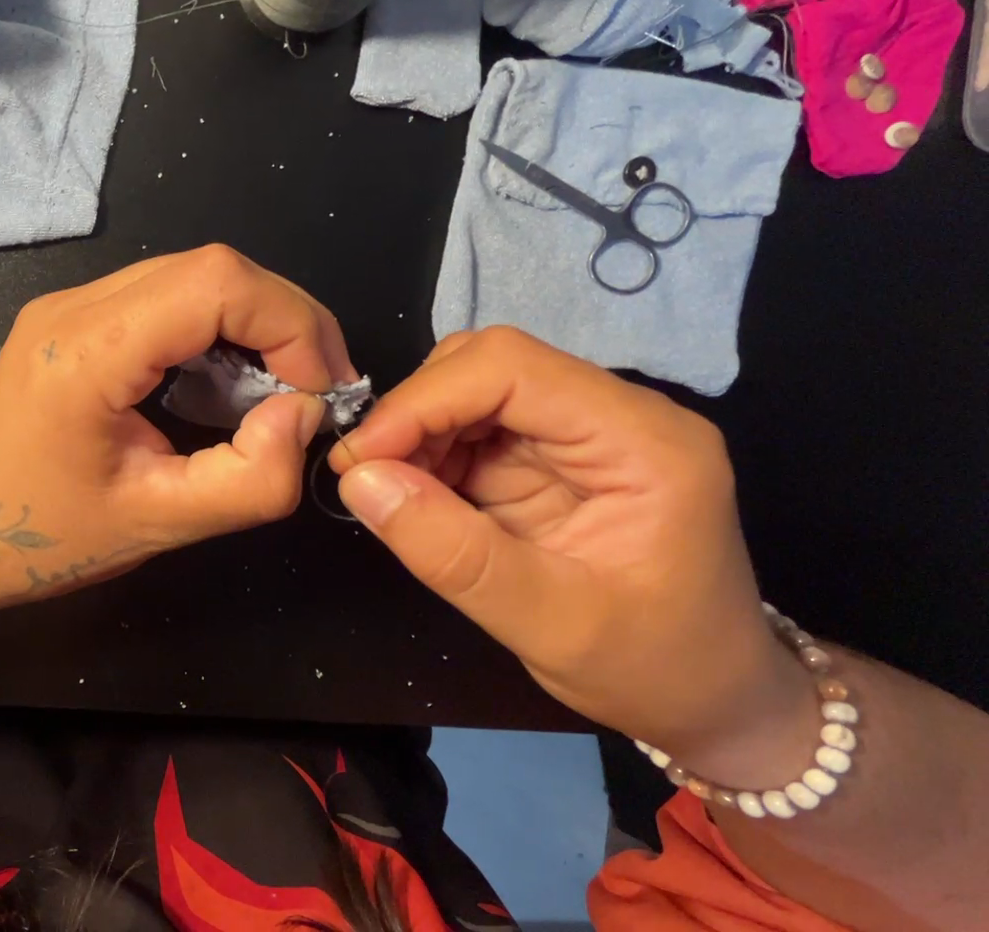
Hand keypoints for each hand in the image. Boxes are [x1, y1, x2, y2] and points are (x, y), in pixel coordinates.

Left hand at [0, 245, 354, 587]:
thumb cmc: (49, 535)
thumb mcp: (161, 523)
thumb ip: (251, 479)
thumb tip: (303, 413)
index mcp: (85, 352)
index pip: (214, 284)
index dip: (289, 323)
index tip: (319, 390)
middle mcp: (72, 308)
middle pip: (208, 267)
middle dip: (283, 320)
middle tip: (315, 388)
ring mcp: (66, 304)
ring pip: (189, 274)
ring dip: (252, 321)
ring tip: (280, 387)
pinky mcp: (71, 316)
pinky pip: (163, 295)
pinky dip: (215, 326)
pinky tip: (228, 378)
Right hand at [329, 327, 818, 786]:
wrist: (706, 700)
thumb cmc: (650, 668)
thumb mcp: (547, 624)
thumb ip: (452, 552)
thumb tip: (357, 481)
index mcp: (641, 442)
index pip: (511, 368)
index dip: (423, 400)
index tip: (361, 459)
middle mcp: (611, 417)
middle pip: (486, 365)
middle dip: (413, 412)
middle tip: (365, 477)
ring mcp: (577, 432)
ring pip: (467, 388)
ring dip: (412, 432)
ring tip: (385, 492)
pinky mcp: (546, 455)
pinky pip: (466, 427)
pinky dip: (423, 453)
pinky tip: (413, 496)